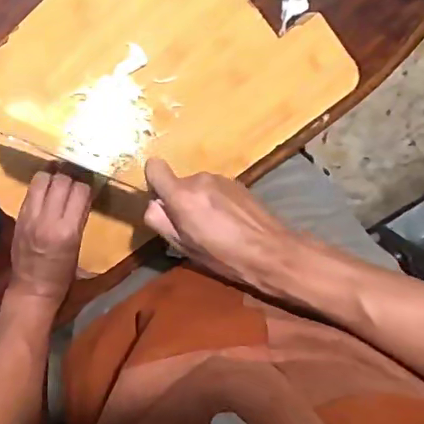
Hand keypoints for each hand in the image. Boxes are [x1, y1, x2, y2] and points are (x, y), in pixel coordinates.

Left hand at [8, 170, 91, 301]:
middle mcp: (48, 220)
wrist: (32, 289)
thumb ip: (79, 218)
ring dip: (52, 176)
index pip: (80, 191)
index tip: (88, 187)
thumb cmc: (62, 274)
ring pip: (42, 179)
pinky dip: (40, 186)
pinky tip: (45, 189)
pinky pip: (30, 191)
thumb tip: (84, 194)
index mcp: (68, 231)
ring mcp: (30, 216)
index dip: (86, 185)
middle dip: (70, 177)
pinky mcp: (19, 216)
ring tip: (58, 180)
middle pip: (61, 180)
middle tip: (74, 180)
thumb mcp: (77, 245)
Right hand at [143, 158, 301, 291]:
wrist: (271, 251)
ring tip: (215, 227)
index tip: (163, 203)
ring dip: (200, 202)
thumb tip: (153, 205)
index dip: (154, 182)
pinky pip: (215, 189)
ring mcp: (220, 179)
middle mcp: (199, 179)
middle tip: (193, 228)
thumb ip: (161, 222)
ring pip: (198, 187)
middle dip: (180, 201)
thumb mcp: (184, 247)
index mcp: (182, 195)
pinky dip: (216, 201)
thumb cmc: (224, 256)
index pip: (154, 167)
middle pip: (178, 183)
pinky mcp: (237, 183)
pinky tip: (230, 222)